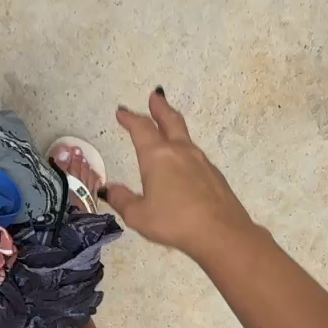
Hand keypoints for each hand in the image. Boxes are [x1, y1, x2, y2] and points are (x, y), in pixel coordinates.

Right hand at [102, 89, 257, 255]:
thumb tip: (108, 189)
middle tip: (154, 96)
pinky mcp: (212, 173)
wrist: (219, 231)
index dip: (130, 118)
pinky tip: (178, 161)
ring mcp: (199, 161)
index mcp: (157, 157)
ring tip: (165, 124)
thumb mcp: (137, 215)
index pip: (141, 129)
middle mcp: (179, 152)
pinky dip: (181, 148)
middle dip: (159, 108)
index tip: (122, 112)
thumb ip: (121, 199)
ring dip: (172, 125)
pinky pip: (192, 153)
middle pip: (170, 121)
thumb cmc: (173, 221)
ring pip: (183, 135)